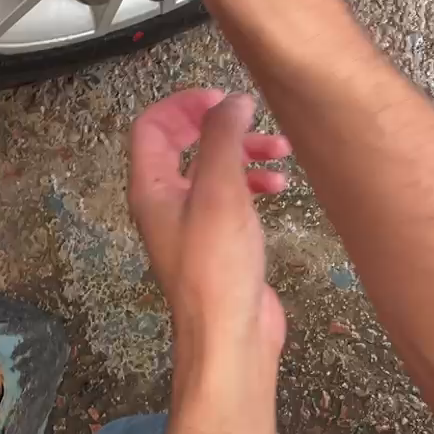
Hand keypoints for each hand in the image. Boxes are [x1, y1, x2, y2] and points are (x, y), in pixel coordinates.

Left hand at [128, 88, 290, 368]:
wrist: (231, 335)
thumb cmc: (217, 264)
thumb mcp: (219, 191)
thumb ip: (222, 138)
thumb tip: (233, 100)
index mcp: (152, 188)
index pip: (152, 126)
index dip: (183, 104)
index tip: (221, 98)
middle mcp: (166, 202)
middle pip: (185, 144)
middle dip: (220, 126)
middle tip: (250, 115)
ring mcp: (193, 222)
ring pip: (214, 169)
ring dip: (244, 152)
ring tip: (281, 149)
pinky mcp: (219, 240)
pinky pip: (232, 197)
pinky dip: (253, 183)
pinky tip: (281, 186)